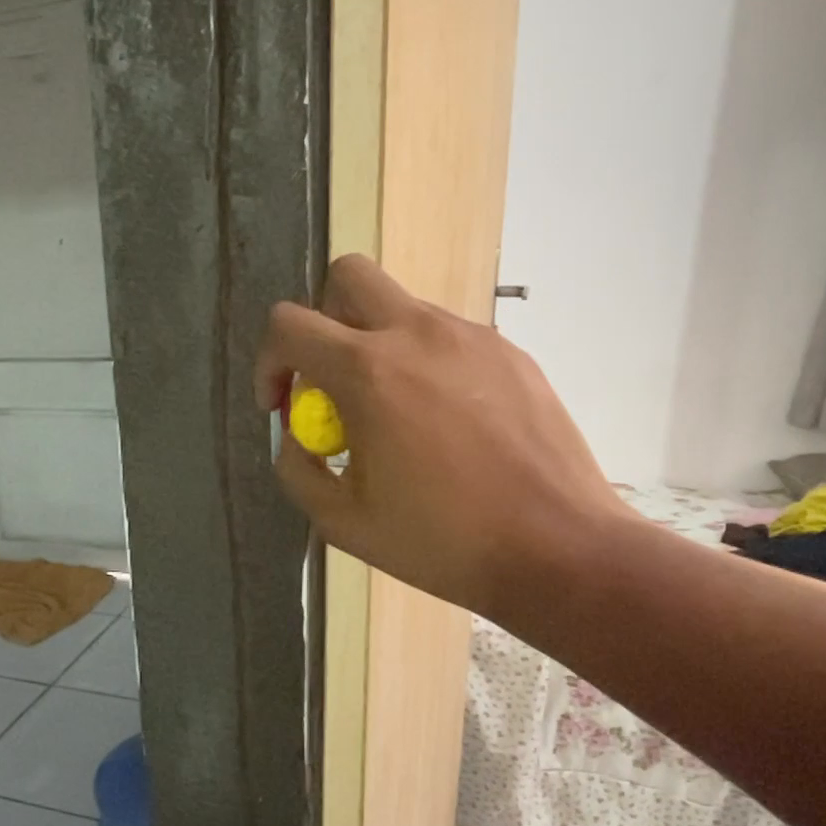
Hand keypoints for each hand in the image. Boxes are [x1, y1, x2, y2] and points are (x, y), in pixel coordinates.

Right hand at [256, 254, 628, 618]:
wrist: (557, 548)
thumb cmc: (441, 543)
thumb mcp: (342, 521)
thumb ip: (298, 468)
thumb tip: (296, 435)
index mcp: (369, 373)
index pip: (289, 324)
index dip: (268, 361)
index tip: (280, 404)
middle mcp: (418, 334)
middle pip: (348, 277)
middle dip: (323, 321)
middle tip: (332, 383)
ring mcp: (471, 337)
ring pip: (402, 309)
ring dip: (377, 346)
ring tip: (395, 419)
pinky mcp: (511, 353)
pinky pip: (448, 338)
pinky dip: (426, 365)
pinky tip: (446, 428)